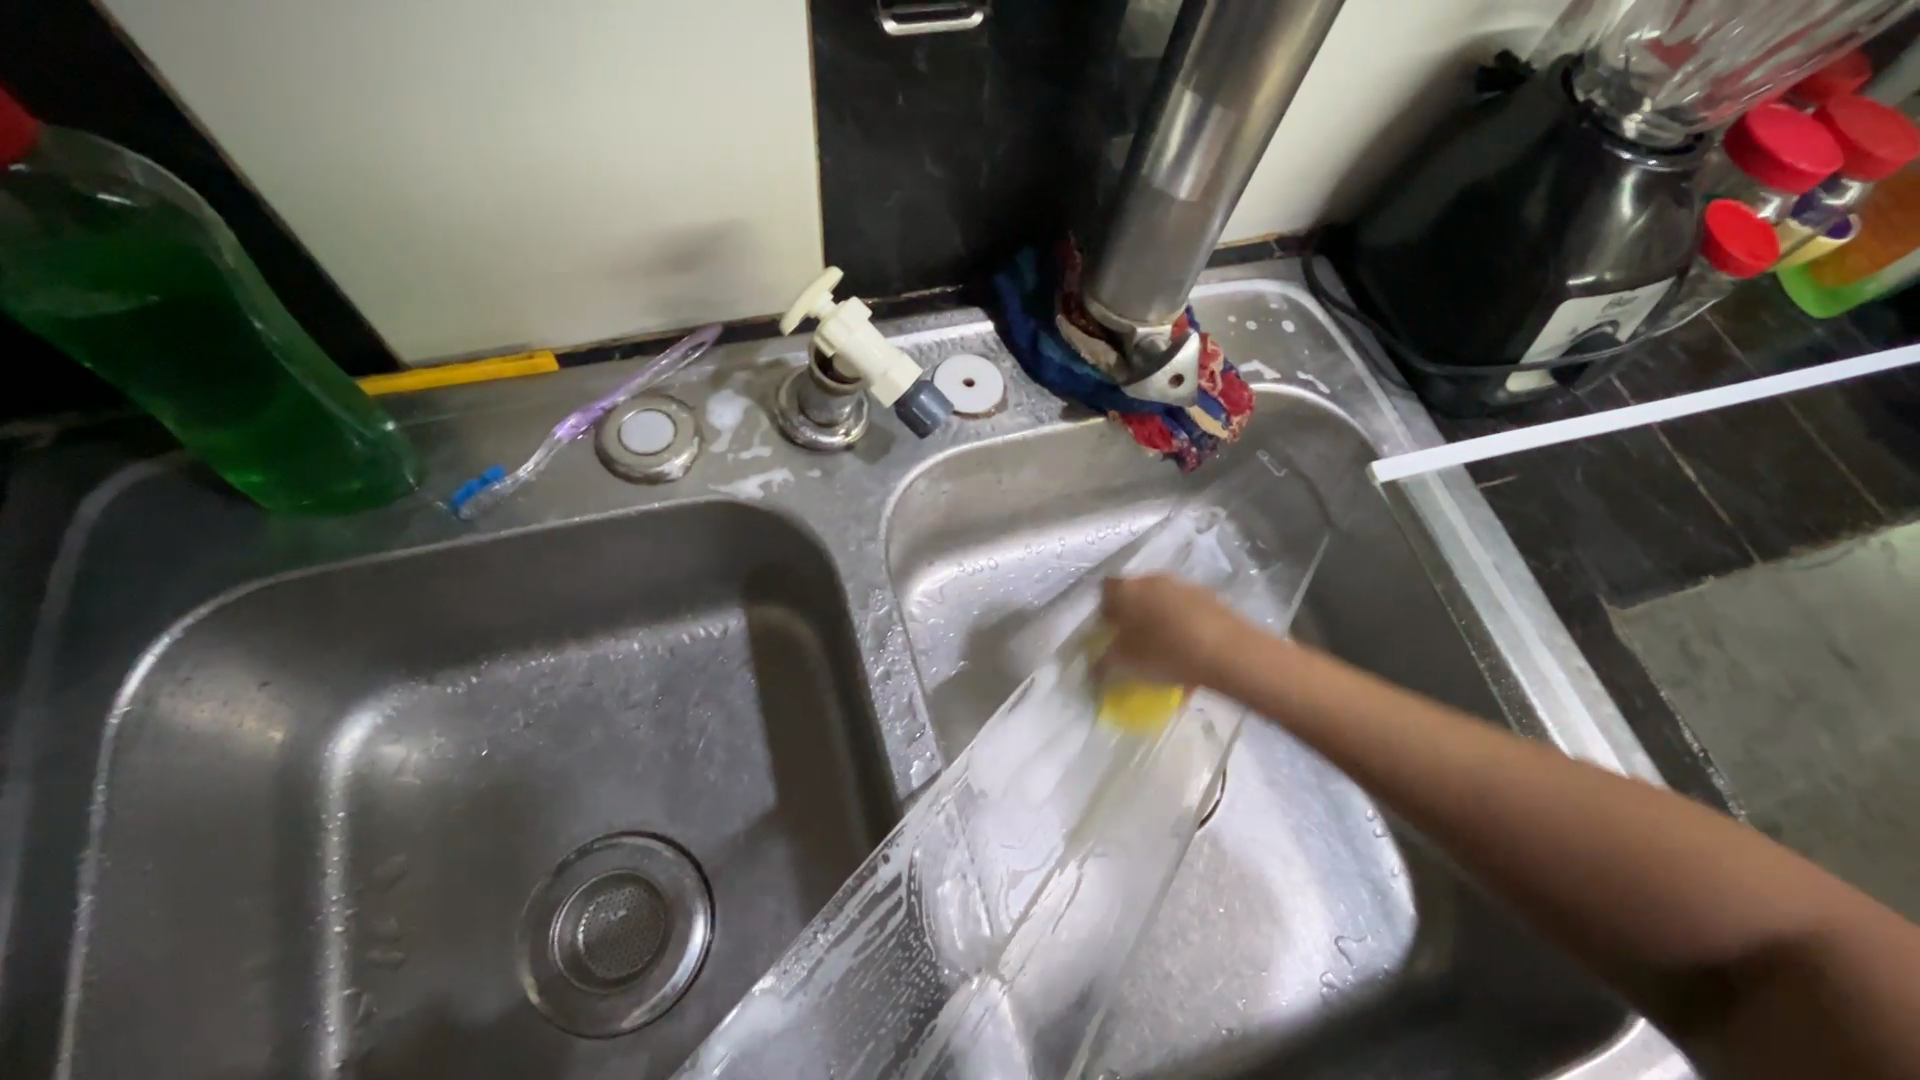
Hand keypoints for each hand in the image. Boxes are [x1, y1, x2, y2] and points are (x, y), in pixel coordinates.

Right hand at [1099, 574, 1252, 688]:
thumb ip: (1104, 662)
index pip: (1105, 589)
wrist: (1226, 651)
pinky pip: (1185, 608)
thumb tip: (1095, 666)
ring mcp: (1183, 585)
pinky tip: (1187, 646)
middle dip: (1132, 612)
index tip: (1108, 629)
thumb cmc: (1165, 652)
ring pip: (1161, 599)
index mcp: (1127, 589)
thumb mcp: (1125, 663)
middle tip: (1133, 638)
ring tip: (1162, 645)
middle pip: (1135, 592)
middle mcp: (1153, 579)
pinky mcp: (1209, 596)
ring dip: (1158, 616)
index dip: (1104, 608)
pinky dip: (1181, 622)